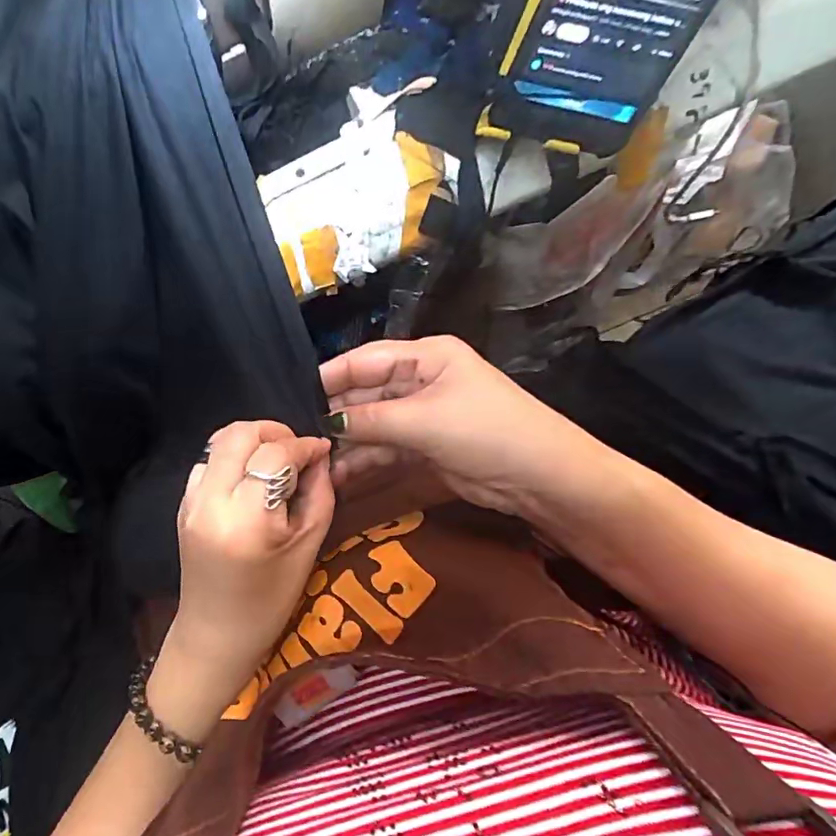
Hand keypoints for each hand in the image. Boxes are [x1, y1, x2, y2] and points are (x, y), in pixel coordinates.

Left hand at [156, 421, 334, 726]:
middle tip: (295, 450)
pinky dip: (230, 459)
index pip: (275, 454)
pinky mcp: (182, 505)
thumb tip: (319, 456)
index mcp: (247, 518)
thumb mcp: (308, 547)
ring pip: (218, 442)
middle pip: (239, 434)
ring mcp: (190, 502)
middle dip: (272, 431)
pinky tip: (248, 480)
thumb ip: (318, 494)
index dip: (303, 445)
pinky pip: (207, 463)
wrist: (216, 633)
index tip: (321, 450)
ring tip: (273, 463)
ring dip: (249, 443)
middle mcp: (212, 502)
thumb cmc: (271, 600)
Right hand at [320, 336, 617, 519]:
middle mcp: (419, 380)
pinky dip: (362, 461)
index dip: (328, 378)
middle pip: (363, 393)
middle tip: (297, 435)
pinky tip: (336, 475)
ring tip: (311, 461)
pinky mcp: (422, 445)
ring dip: (344, 443)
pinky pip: (382, 448)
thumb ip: (369, 420)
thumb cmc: (487, 432)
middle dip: (332, 415)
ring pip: (370, 425)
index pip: (363, 360)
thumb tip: (323, 423)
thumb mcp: (423, 420)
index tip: (293, 397)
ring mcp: (420, 414)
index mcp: (425, 356)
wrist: (542, 479)